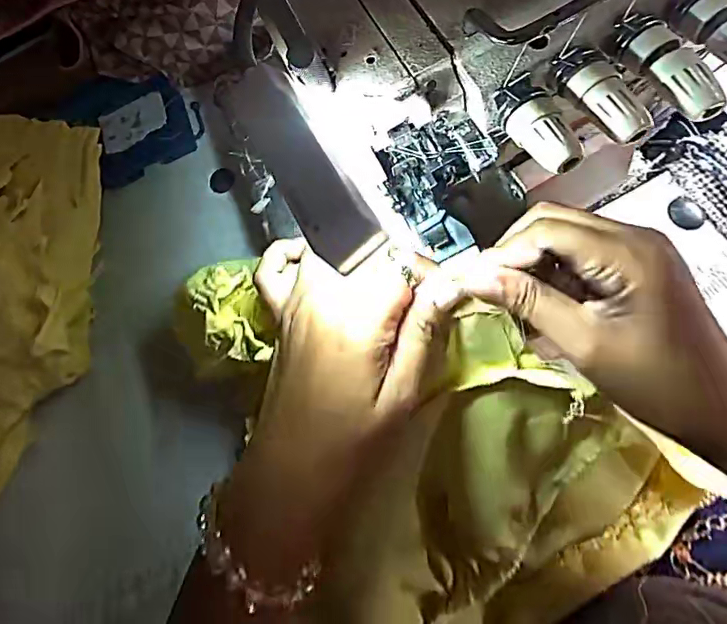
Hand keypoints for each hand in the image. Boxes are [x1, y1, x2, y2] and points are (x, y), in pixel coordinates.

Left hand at [217, 238, 460, 578]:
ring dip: (366, 260)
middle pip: (373, 250)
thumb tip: (450, 284)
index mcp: (355, 314)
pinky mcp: (279, 311)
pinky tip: (318, 263)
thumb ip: (424, 331)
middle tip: (421, 306)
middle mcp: (321, 293)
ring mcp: (295, 298)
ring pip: (336, 248)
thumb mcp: (402, 396)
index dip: (431, 277)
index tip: (444, 301)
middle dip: (404, 269)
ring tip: (385, 294)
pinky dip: (295, 255)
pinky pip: (277, 265)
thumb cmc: (351, 446)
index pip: (404, 262)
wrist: (288, 479)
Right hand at [453, 203, 726, 445]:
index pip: (545, 228)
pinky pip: (586, 251)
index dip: (505, 252)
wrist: (725, 409)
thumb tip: (477, 277)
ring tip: (516, 300)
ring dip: (537, 262)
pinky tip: (548, 303)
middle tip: (492, 289)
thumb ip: (529, 302)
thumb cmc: (661, 384)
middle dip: (517, 252)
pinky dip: (560, 272)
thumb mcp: (585, 344)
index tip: (476, 282)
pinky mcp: (640, 261)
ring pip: (567, 234)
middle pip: (554, 222)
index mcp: (625, 250)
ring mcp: (639, 245)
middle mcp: (633, 234)